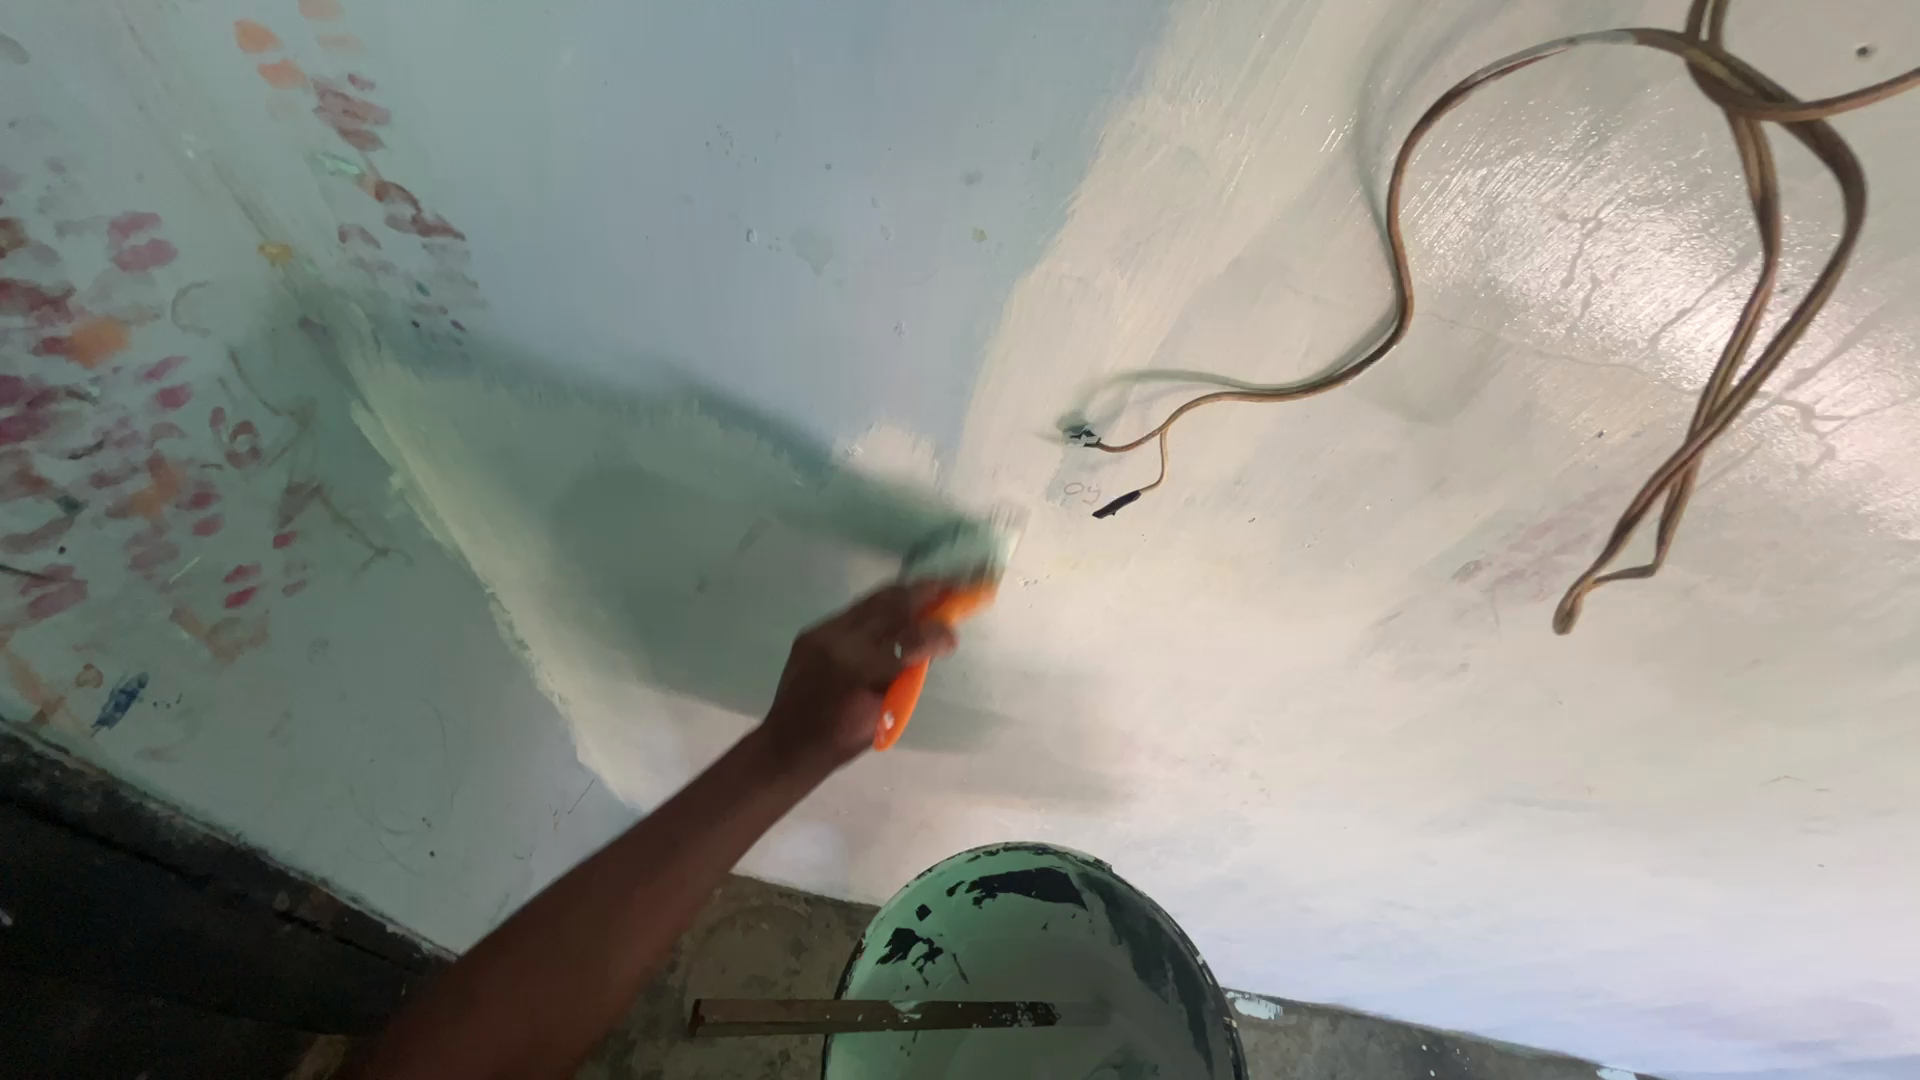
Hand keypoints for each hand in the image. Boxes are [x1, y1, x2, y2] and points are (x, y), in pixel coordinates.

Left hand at [762, 583, 957, 768]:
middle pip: (891, 604)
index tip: (953, 636)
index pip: (910, 640)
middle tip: (950, 587)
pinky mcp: (813, 630)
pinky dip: (878, 611)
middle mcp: (841, 642)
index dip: (937, 633)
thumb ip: (903, 676)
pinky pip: (853, 612)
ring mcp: (824, 632)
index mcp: (862, 671)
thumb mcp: (884, 714)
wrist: (788, 743)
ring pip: (872, 601)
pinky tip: (891, 613)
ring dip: (902, 595)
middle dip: (925, 593)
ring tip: (926, 591)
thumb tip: (925, 646)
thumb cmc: (842, 739)